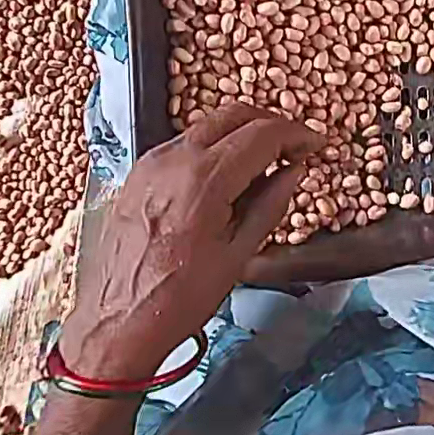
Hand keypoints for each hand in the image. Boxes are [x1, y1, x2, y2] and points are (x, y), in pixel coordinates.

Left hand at [61, 104, 323, 380]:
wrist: (119, 321)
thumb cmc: (181, 297)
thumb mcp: (239, 253)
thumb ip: (271, 203)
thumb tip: (293, 170)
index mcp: (205, 180)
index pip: (263, 134)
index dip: (296, 134)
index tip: (314, 144)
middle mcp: (174, 158)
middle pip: (234, 114)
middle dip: (271, 124)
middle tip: (293, 147)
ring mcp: (152, 161)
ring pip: (208, 125)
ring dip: (242, 133)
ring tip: (263, 164)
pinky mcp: (138, 171)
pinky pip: (184, 143)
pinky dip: (213, 147)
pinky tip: (226, 176)